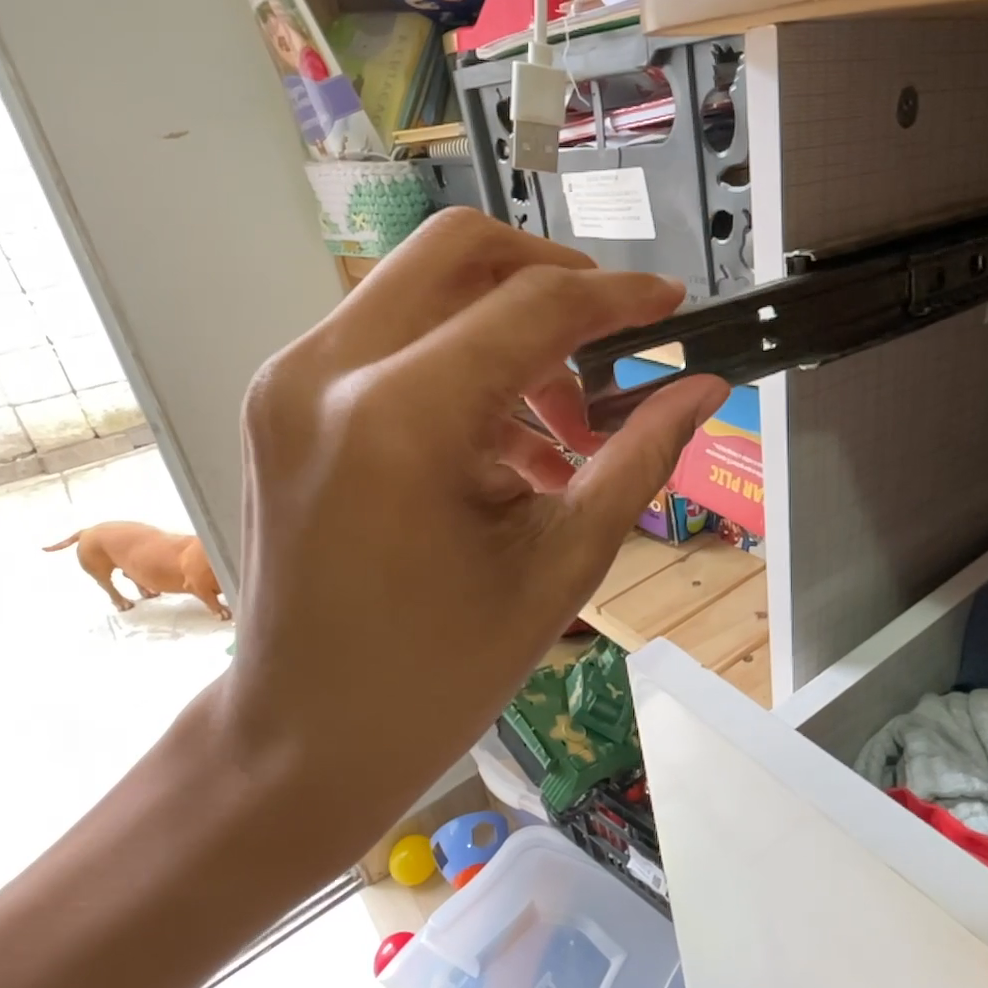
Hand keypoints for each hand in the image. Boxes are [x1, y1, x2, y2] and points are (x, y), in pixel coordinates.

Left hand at [220, 208, 727, 835]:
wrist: (306, 737)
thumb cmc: (440, 673)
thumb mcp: (561, 564)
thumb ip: (639, 458)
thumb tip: (704, 388)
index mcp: (400, 417)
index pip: (533, 306)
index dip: (617, 297)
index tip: (673, 307)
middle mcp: (327, 371)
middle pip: (460, 249)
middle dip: (553, 277)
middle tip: (612, 340)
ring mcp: (290, 380)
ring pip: (422, 287)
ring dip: (508, 330)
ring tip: (565, 429)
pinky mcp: (283, 400)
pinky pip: (390, 340)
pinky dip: (461, 365)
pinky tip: (508, 449)